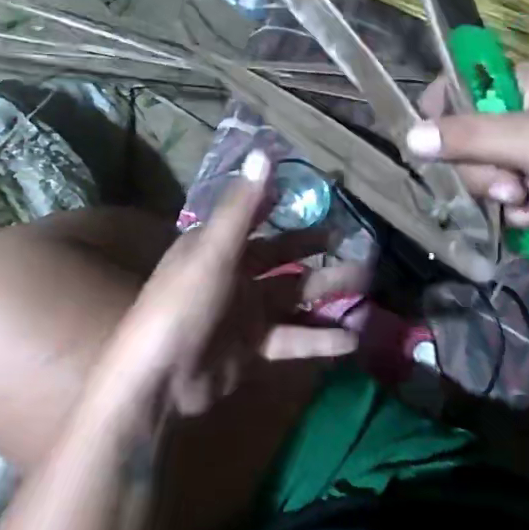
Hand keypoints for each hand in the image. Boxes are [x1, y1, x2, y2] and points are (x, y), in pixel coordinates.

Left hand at [93, 152, 365, 416]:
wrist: (160, 378)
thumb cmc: (183, 304)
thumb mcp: (213, 250)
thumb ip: (243, 206)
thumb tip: (264, 151)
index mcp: (216, 247)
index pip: (254, 218)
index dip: (282, 206)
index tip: (319, 196)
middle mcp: (232, 276)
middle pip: (282, 259)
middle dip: (317, 252)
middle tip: (358, 245)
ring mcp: (243, 315)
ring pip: (294, 297)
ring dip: (327, 292)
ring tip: (368, 285)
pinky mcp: (253, 350)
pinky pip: (293, 339)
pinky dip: (320, 339)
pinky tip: (354, 338)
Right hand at [411, 62, 528, 259]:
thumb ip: (468, 137)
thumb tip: (409, 137)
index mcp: (519, 81)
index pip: (454, 87)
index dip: (439, 117)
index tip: (436, 148)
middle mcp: (516, 109)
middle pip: (460, 137)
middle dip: (481, 170)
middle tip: (510, 186)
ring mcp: (524, 146)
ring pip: (477, 169)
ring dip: (498, 192)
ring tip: (528, 201)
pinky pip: (497, 190)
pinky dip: (512, 206)